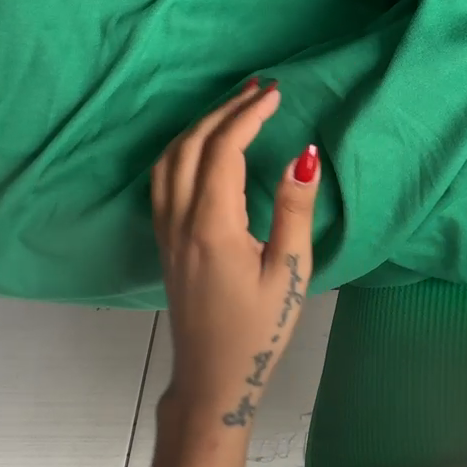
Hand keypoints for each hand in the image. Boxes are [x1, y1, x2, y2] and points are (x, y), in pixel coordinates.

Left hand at [150, 78, 318, 428]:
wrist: (212, 378)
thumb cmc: (260, 328)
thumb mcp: (290, 271)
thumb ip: (294, 210)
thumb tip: (303, 155)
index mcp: (212, 225)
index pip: (223, 150)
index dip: (248, 115)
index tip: (276, 93)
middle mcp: (180, 221)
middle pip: (192, 145)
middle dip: (225, 109)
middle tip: (259, 88)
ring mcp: (167, 231)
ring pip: (170, 159)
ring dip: (200, 125)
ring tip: (234, 105)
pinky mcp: (166, 241)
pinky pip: (163, 178)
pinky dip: (183, 147)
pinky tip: (203, 146)